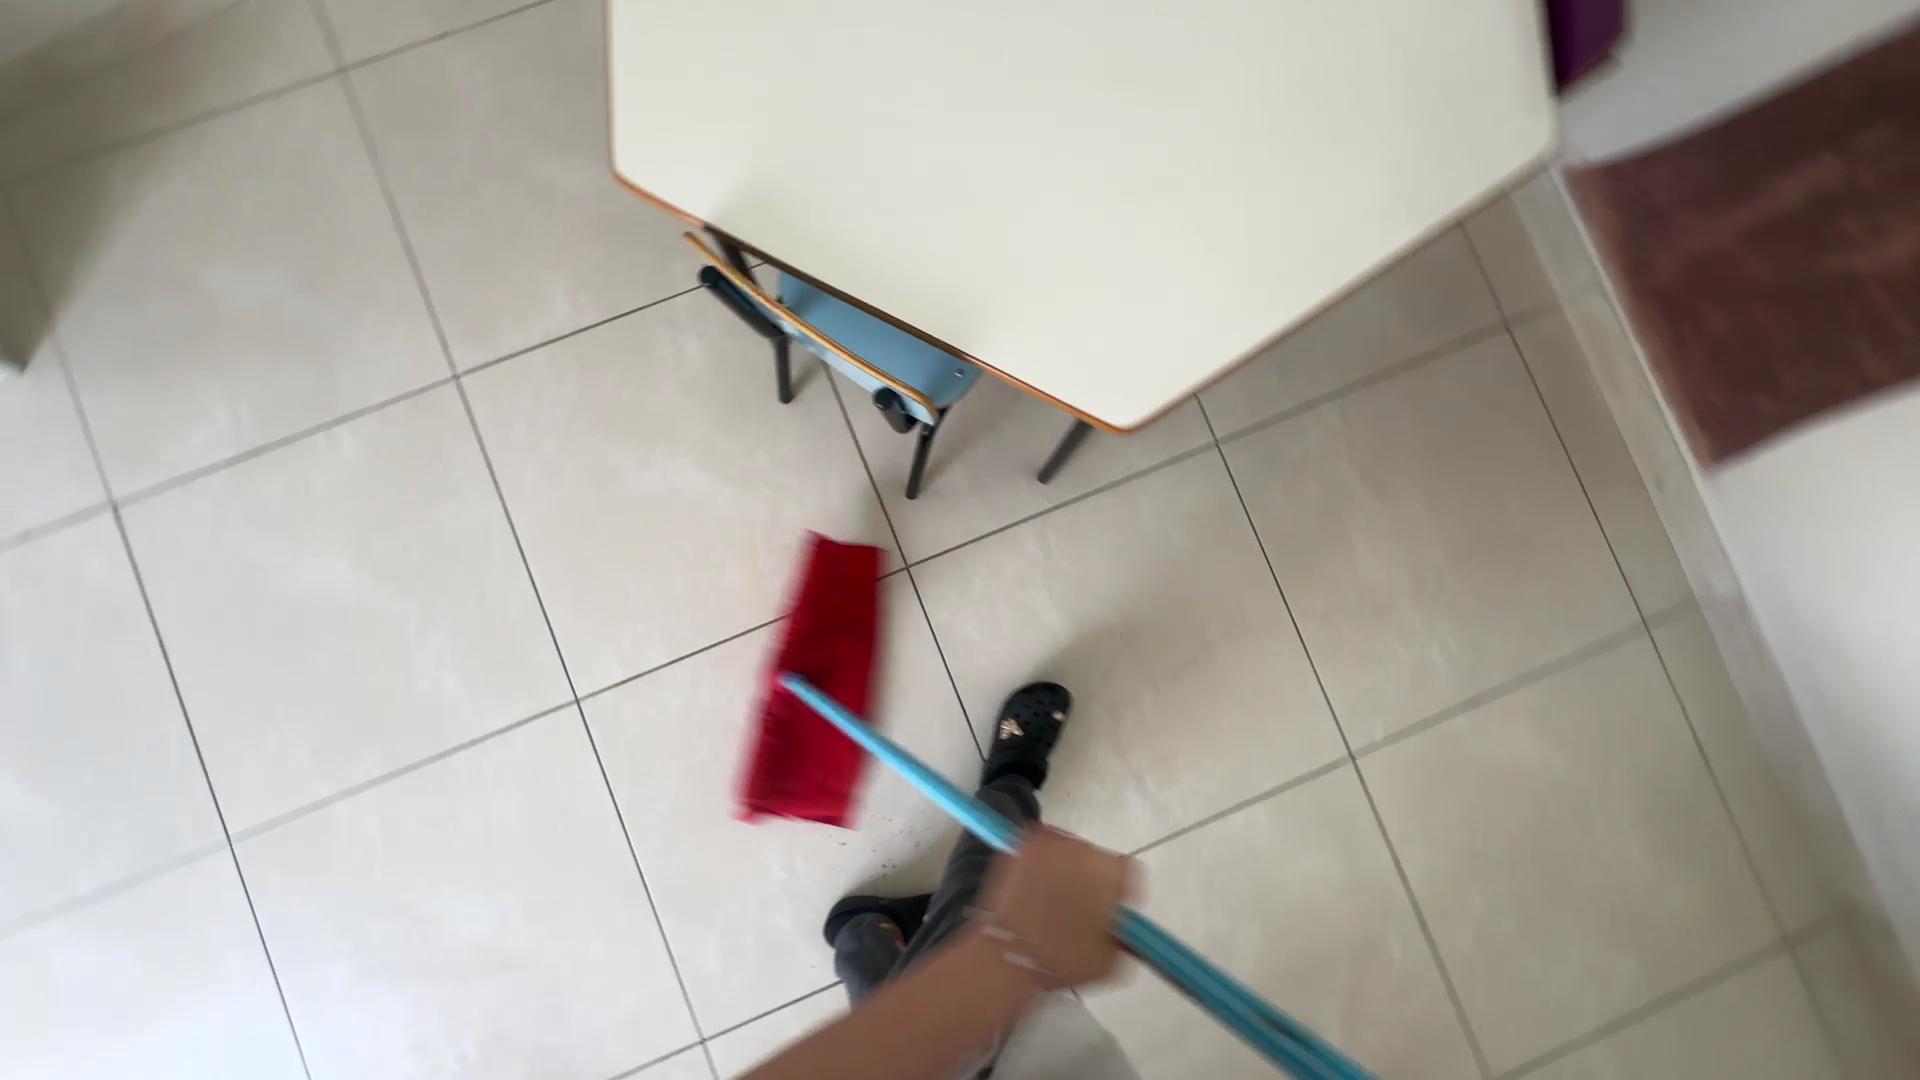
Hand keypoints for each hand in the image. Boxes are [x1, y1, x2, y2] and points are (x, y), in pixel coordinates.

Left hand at [973, 825, 1135, 989]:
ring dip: (1067, 866)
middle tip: (1081, 904)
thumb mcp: (1111, 959)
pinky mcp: (1021, 842)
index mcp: (1109, 872)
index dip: (1120, 890)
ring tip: (1054, 897)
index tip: (1112, 907)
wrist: (1009, 951)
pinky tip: (1036, 885)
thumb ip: (1125, 933)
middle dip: (1092, 877)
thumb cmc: (1061, 959)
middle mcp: (1082, 848)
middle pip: (1096, 857)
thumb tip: (1120, 924)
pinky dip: (1042, 861)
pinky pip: (1041, 847)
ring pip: (1068, 849)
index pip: (1127, 870)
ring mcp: (1049, 841)